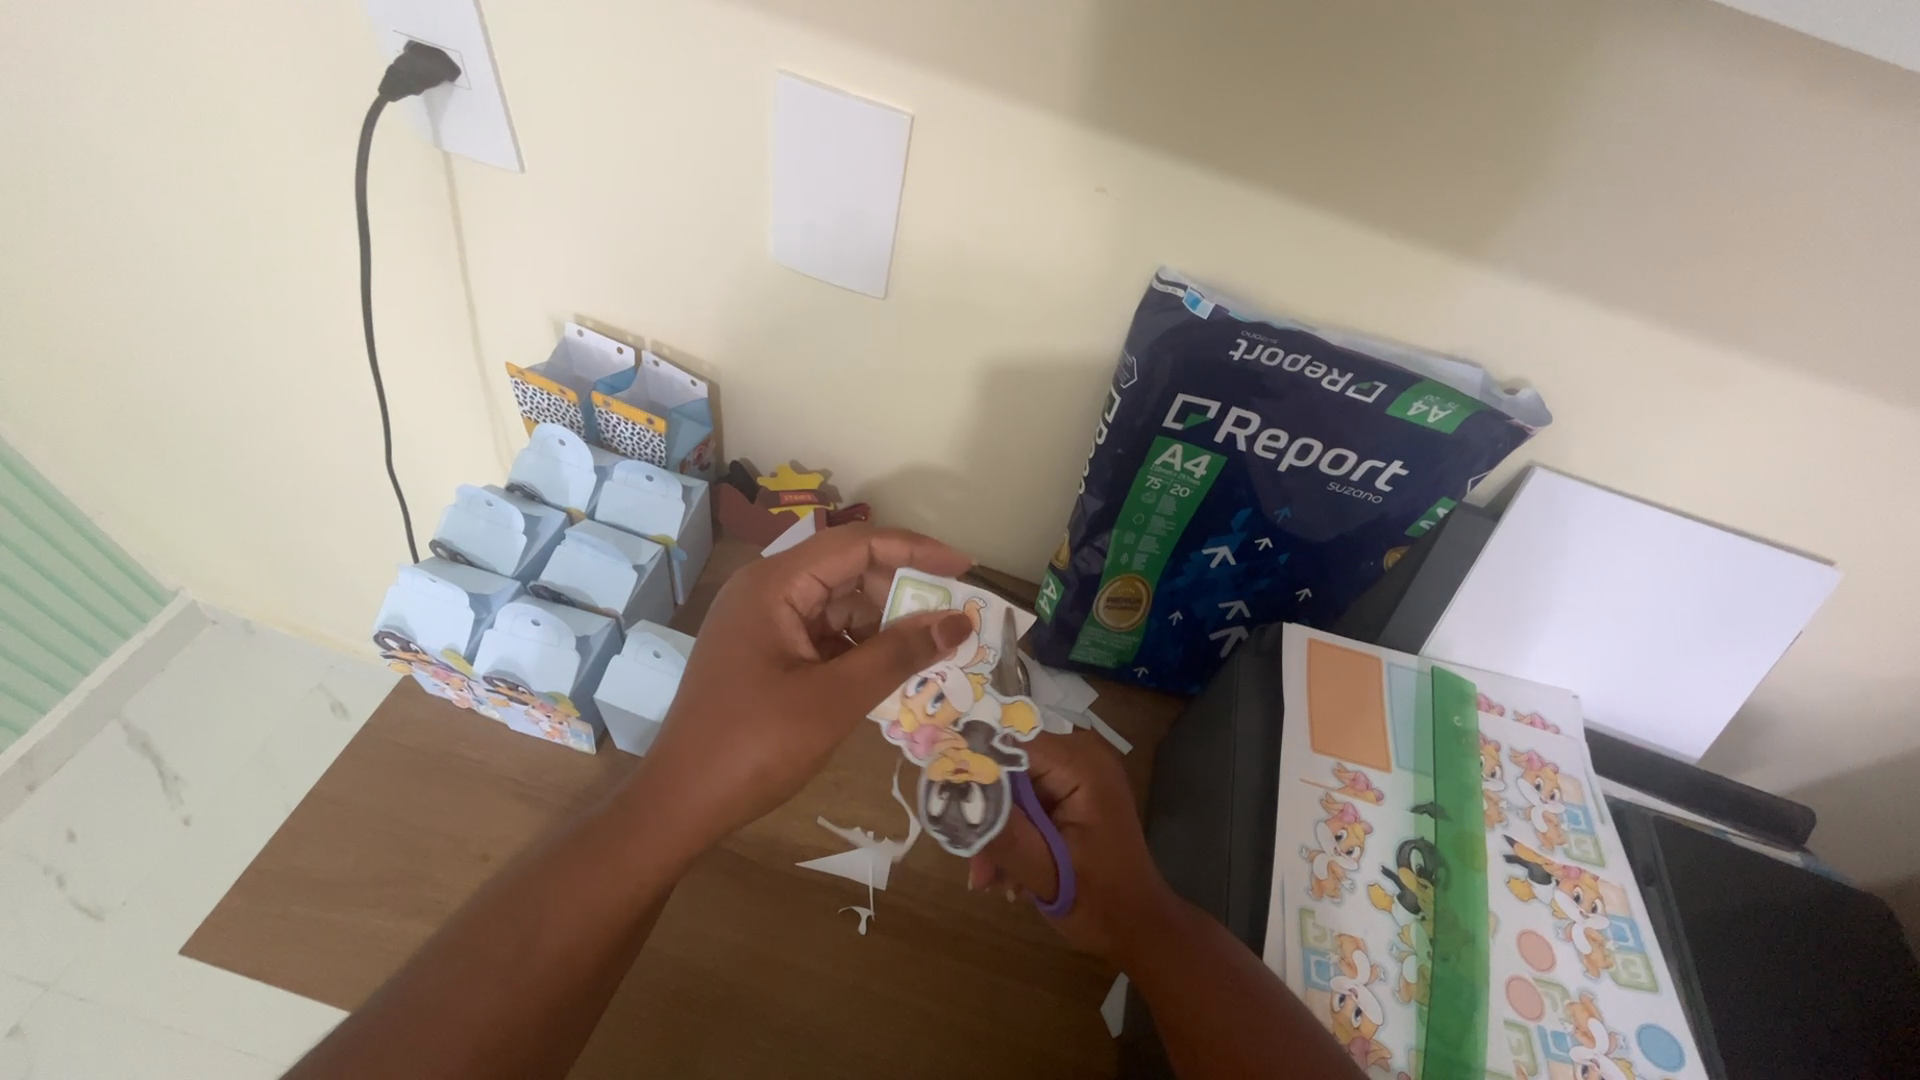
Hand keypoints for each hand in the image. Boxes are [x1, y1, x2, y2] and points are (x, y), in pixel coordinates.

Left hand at [631, 524, 974, 863]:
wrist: (680, 805)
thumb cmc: (754, 746)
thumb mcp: (835, 698)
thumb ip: (899, 654)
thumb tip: (959, 622)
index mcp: (775, 584)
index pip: (857, 545)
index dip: (916, 551)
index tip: (964, 569)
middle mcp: (767, 591)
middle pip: (849, 572)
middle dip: (903, 593)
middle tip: (955, 620)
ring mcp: (764, 623)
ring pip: (840, 607)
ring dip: (886, 625)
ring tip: (935, 648)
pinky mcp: (766, 653)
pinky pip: (825, 636)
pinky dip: (861, 649)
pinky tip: (895, 671)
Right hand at [967, 730, 1180, 962]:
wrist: (1141, 928)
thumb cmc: (1101, 903)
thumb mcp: (1045, 871)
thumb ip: (1001, 830)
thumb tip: (953, 791)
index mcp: (1082, 764)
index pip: (1009, 745)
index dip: (973, 770)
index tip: (947, 808)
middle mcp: (1082, 754)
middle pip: (1008, 764)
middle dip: (986, 810)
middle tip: (974, 862)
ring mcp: (1079, 771)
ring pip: (1013, 783)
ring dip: (996, 826)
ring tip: (989, 877)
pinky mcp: (1073, 788)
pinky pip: (1027, 796)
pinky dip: (1013, 829)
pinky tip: (1007, 870)